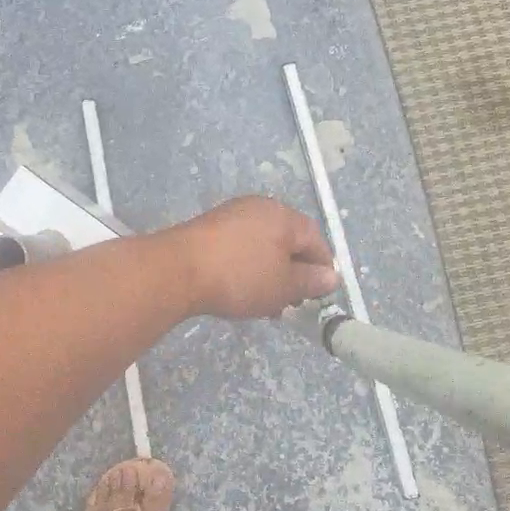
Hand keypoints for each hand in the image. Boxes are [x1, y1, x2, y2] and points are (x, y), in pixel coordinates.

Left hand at [153, 196, 338, 318]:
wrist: (177, 270)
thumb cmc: (239, 276)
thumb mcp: (283, 286)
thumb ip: (310, 282)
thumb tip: (331, 277)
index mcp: (283, 215)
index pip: (315, 238)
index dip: (322, 268)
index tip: (319, 296)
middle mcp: (259, 207)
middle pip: (288, 240)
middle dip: (293, 272)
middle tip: (291, 303)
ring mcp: (232, 214)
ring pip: (263, 245)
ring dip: (270, 273)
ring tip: (265, 303)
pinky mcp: (210, 227)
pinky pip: (240, 246)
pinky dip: (247, 267)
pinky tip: (239, 290)